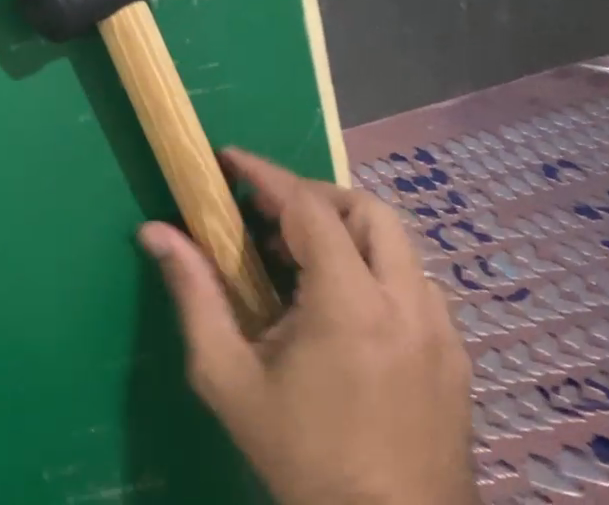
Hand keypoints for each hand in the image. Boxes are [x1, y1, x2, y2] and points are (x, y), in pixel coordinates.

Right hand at [139, 149, 476, 504]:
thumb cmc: (297, 448)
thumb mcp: (225, 373)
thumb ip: (193, 293)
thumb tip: (154, 231)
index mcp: (351, 306)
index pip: (312, 211)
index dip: (266, 175)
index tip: (226, 160)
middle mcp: (409, 307)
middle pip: (372, 213)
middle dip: (312, 195)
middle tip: (260, 208)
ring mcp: (441, 333)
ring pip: (399, 246)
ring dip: (343, 229)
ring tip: (288, 254)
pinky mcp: (454, 357)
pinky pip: (412, 282)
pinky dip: (369, 264)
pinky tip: (330, 299)